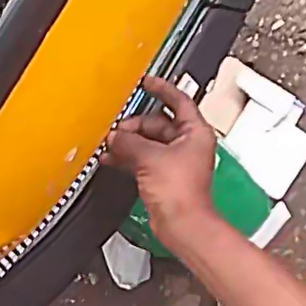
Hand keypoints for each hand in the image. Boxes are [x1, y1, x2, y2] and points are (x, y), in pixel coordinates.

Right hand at [103, 76, 221, 247]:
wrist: (181, 223)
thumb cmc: (181, 192)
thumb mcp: (150, 157)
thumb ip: (129, 142)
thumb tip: (115, 136)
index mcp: (195, 132)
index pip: (178, 100)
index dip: (161, 89)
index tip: (146, 81)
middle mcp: (188, 145)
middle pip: (158, 123)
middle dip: (135, 124)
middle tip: (117, 127)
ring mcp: (176, 162)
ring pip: (149, 143)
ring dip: (129, 142)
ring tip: (110, 142)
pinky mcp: (164, 177)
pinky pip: (144, 160)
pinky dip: (128, 158)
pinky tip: (112, 158)